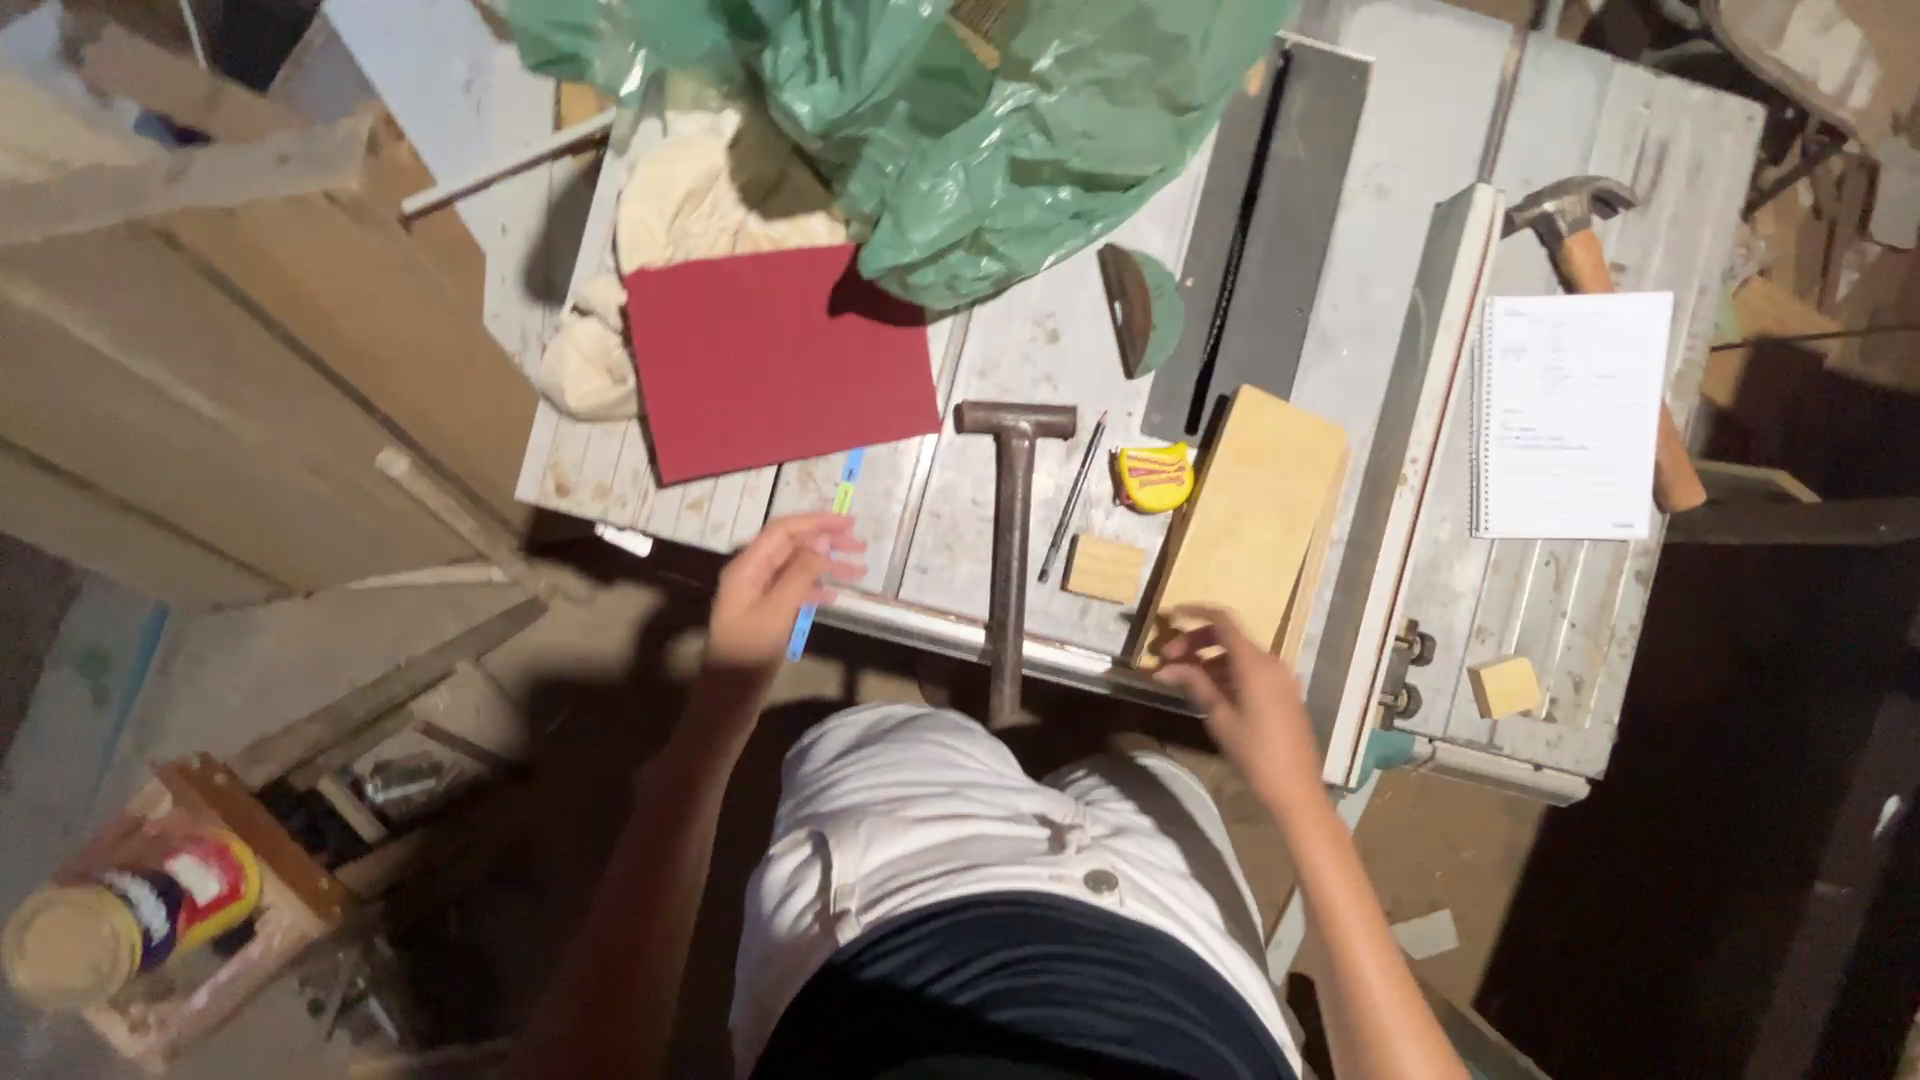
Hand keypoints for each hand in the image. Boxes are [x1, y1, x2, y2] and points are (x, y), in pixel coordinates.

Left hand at [708, 513, 866, 672]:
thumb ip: (799, 573)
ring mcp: (759, 594)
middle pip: (792, 546)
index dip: (816, 522)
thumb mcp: (777, 611)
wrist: (728, 696)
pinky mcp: (766, 613)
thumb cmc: (749, 654)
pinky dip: (816, 588)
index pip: (783, 530)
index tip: (849, 523)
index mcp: (747, 567)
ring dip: (827, 566)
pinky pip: (794, 589)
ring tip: (859, 570)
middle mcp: (752, 574)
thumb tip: (822, 542)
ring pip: (797, 568)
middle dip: (826, 541)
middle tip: (860, 546)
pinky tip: (836, 595)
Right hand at [1152, 605, 1319, 791]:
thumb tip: (1164, 668)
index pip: (1222, 621)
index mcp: (1254, 663)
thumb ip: (1193, 684)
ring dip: (1210, 661)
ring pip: (1238, 656)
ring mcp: (1281, 677)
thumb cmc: (1254, 751)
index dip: (1195, 612)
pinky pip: (1252, 671)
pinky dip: (1228, 673)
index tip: (1171, 615)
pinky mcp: (1284, 692)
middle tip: (1168, 660)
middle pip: (1228, 637)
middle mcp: (1271, 662)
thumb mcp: (1219, 716)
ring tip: (1185, 681)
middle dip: (1196, 643)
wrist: (1295, 787)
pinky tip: (1211, 693)